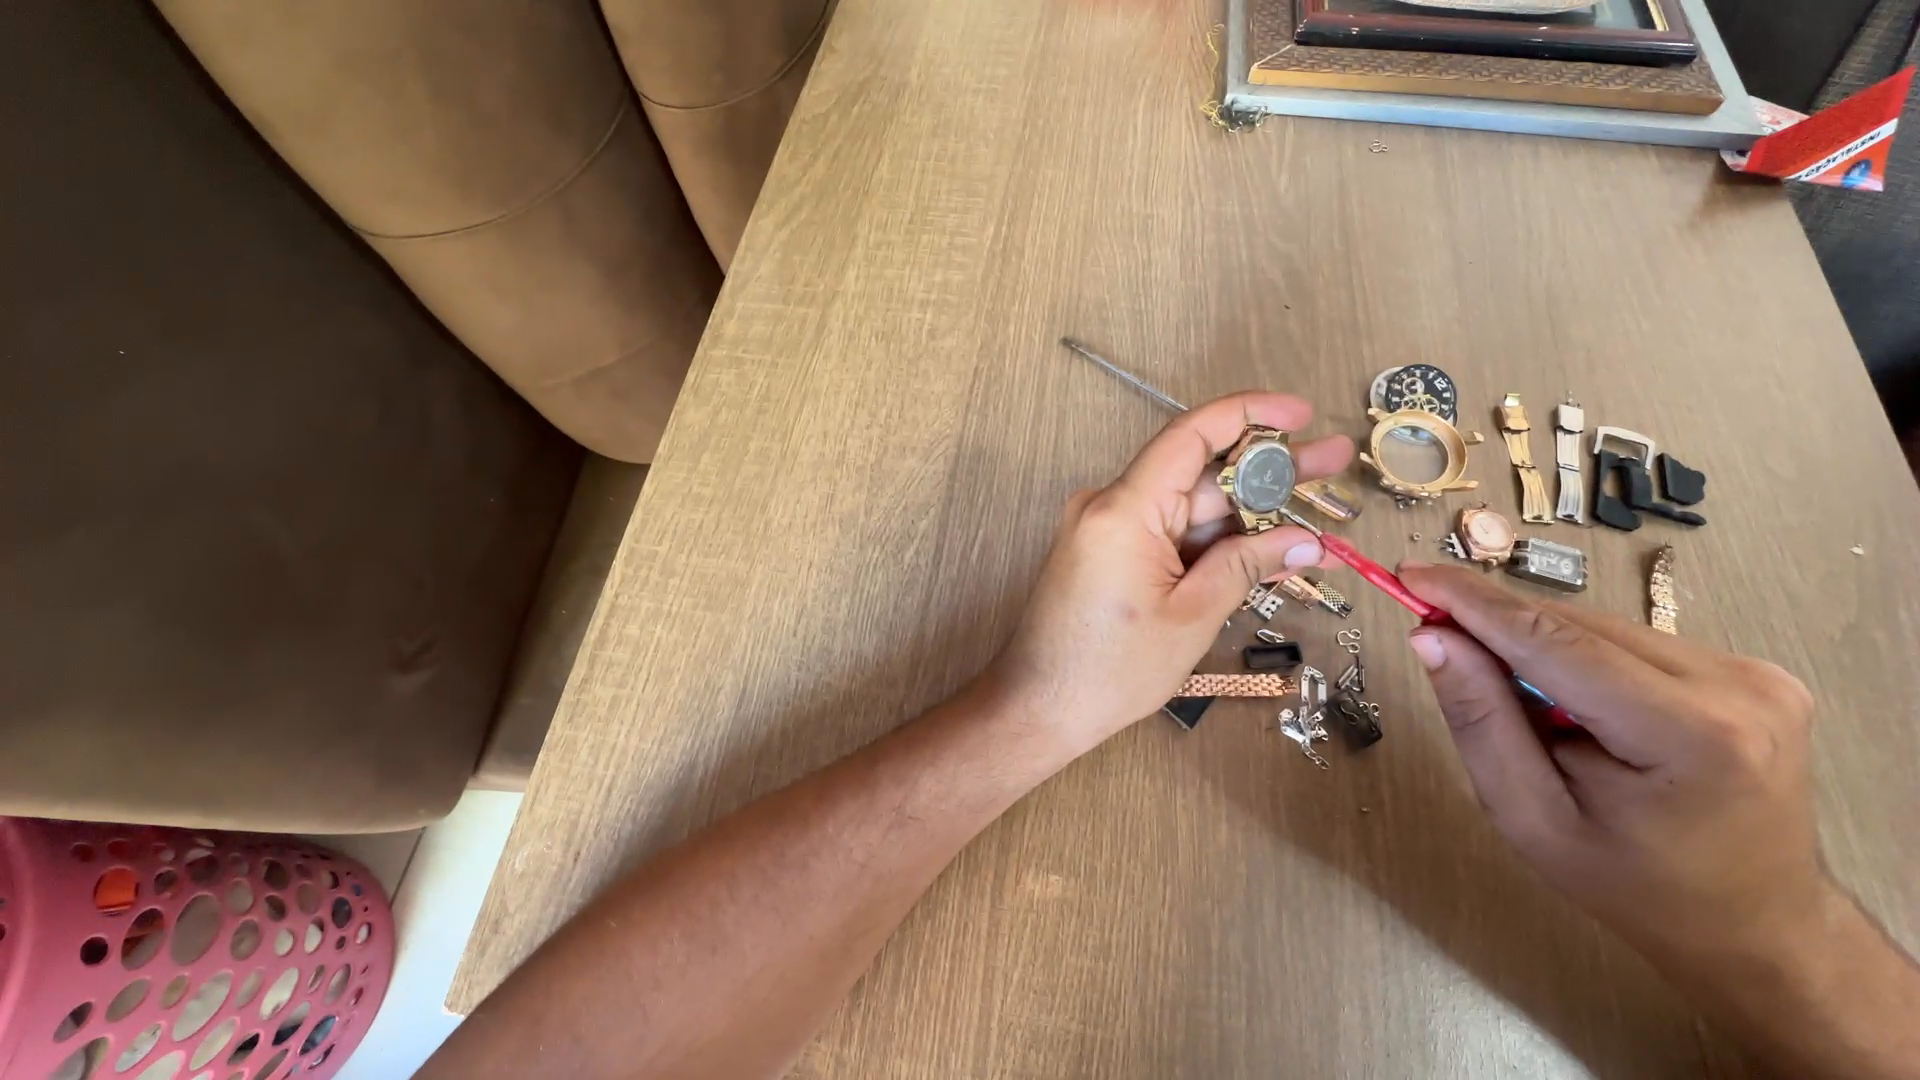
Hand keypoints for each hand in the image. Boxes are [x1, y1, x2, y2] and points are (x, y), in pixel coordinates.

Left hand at [982, 392, 1352, 755]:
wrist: (1041, 706)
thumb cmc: (1110, 670)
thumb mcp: (1191, 616)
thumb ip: (1247, 565)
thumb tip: (1308, 540)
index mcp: (1124, 508)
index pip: (1190, 434)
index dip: (1250, 414)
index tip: (1301, 413)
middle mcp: (1111, 506)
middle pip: (1200, 473)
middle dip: (1269, 471)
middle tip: (1335, 461)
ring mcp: (1110, 531)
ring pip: (1192, 509)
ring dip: (1251, 514)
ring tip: (1320, 512)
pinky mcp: (1112, 555)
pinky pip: (1173, 537)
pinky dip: (1217, 544)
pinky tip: (1273, 550)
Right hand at [1398, 564, 1827, 968]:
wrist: (1753, 924)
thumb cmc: (1629, 883)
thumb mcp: (1529, 814)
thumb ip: (1480, 719)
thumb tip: (1431, 636)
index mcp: (1690, 734)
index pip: (1552, 640)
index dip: (1471, 601)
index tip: (1408, 573)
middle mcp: (1738, 687)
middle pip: (1575, 627)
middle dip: (1496, 627)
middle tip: (1433, 637)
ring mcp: (1756, 675)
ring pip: (1599, 628)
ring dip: (1536, 646)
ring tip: (1518, 705)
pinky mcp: (1753, 673)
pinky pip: (1628, 642)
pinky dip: (1576, 657)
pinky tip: (1566, 704)